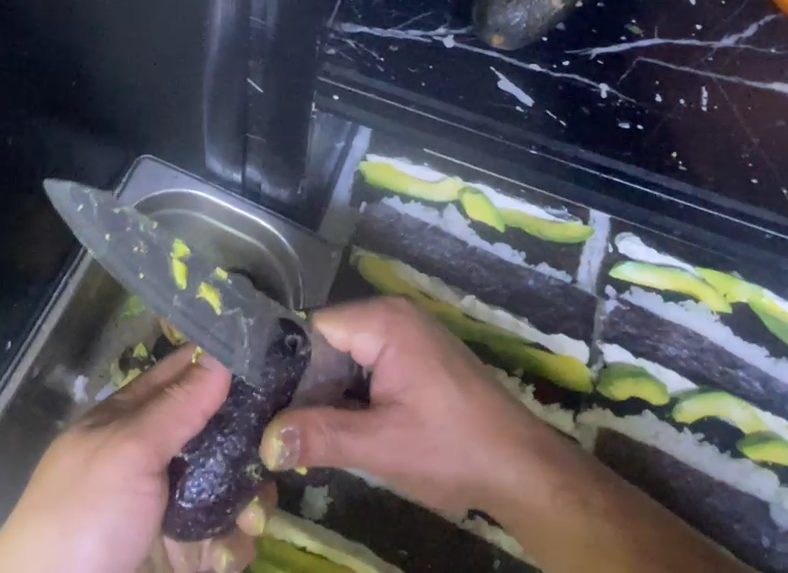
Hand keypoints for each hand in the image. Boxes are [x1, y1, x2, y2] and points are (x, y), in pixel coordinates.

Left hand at [0, 350, 274, 572]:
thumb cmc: (83, 514)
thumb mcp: (127, 450)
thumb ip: (177, 406)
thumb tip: (221, 355)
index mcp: (130, 419)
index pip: (183, 376)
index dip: (223, 366)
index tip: (272, 365)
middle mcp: (154, 457)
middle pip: (217, 434)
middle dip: (249, 446)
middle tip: (271, 457)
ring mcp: (168, 507)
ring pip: (228, 488)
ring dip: (247, 502)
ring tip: (249, 521)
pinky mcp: (182, 552)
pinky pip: (223, 539)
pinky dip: (231, 546)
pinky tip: (224, 556)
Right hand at [258, 296, 753, 572]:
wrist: (525, 471)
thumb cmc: (454, 450)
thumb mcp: (380, 446)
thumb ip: (319, 435)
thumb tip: (264, 441)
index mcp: (384, 321)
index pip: (313, 328)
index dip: (286, 366)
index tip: (262, 403)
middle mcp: (394, 316)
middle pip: (328, 341)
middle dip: (306, 384)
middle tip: (275, 424)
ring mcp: (409, 335)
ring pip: (346, 357)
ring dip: (328, 392)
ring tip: (298, 429)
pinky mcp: (418, 358)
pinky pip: (368, 366)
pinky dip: (352, 394)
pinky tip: (338, 425)